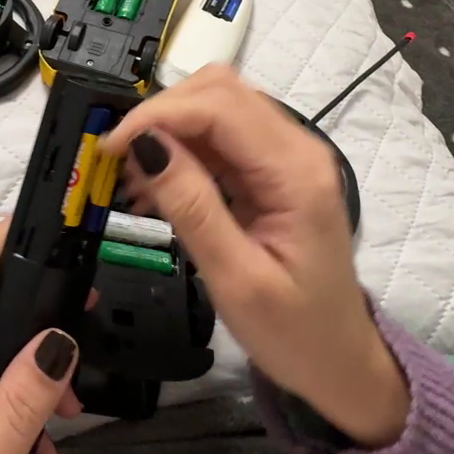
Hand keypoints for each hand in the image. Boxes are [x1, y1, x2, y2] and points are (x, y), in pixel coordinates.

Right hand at [99, 65, 408, 446]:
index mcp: (296, 172)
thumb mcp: (236, 279)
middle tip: (119, 155)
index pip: (219, 106)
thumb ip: (192, 206)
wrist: (340, 364)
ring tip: (133, 172)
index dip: (159, 114)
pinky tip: (155, 182)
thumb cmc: (295, 333)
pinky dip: (180, 145)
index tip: (112, 146)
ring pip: (215, 104)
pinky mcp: (270, 167)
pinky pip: (219, 134)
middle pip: (219, 90)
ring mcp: (285, 154)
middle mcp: (296, 147)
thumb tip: (145, 144)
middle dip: (161, 111)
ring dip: (168, 125)